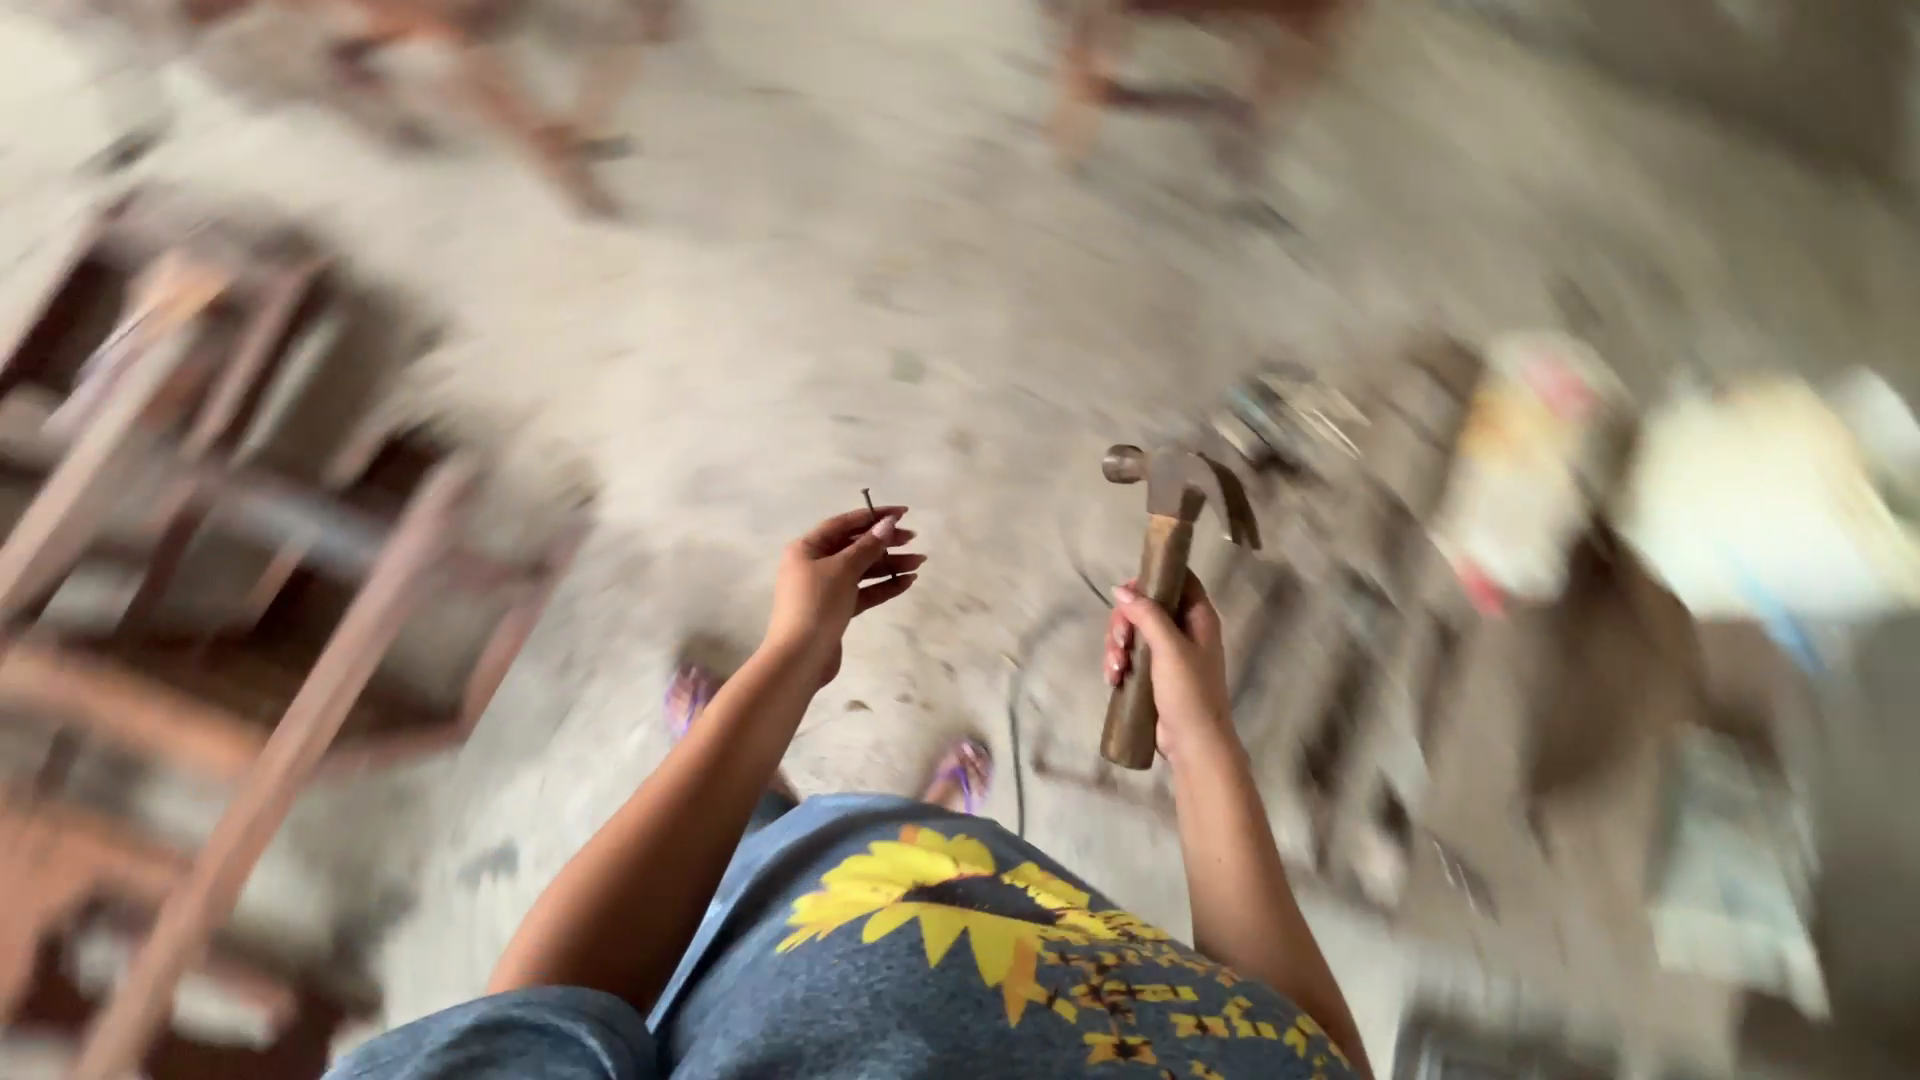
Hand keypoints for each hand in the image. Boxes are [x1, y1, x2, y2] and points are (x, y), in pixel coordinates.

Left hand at [766, 506, 923, 686]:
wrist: (800, 657)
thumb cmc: (816, 604)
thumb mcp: (843, 569)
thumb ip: (868, 546)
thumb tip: (887, 523)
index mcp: (807, 548)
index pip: (844, 524)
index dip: (873, 516)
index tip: (902, 513)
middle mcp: (814, 564)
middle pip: (855, 546)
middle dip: (885, 542)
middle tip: (913, 539)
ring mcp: (826, 589)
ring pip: (862, 570)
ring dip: (890, 565)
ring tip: (919, 562)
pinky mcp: (837, 610)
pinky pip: (864, 591)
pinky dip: (884, 586)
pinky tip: (907, 582)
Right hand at [1103, 573, 1242, 772]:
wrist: (1193, 743)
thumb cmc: (1189, 692)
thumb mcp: (1168, 648)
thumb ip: (1147, 614)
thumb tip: (1120, 589)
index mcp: (1198, 618)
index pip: (1178, 580)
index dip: (1152, 578)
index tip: (1125, 591)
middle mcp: (1184, 630)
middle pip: (1146, 605)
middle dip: (1124, 622)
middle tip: (1119, 641)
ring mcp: (1168, 653)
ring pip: (1133, 631)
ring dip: (1117, 646)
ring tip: (1116, 669)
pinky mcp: (1154, 673)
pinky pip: (1130, 655)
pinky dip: (1118, 662)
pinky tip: (1115, 678)